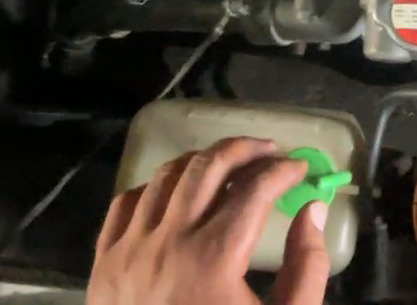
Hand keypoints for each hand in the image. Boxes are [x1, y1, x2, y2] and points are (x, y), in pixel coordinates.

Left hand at [88, 137, 329, 304]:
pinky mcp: (103, 265)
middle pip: (210, 166)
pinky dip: (156, 185)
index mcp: (215, 260)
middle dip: (246, 148)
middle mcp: (169, 243)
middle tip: (270, 150)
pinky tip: (177, 193)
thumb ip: (306, 268)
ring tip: (228, 164)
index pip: (256, 188)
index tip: (300, 167)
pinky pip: (127, 202)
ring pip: (168, 175)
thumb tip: (313, 210)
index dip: (284, 170)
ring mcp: (130, 252)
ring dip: (203, 160)